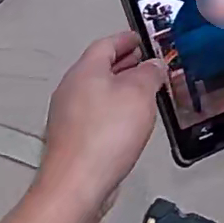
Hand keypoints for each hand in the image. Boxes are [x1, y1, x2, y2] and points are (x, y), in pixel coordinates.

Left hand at [33, 31, 164, 217]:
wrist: (77, 184)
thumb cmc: (104, 136)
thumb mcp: (140, 94)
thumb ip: (150, 74)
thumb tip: (155, 65)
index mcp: (85, 70)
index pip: (106, 44)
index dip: (125, 39)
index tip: (138, 38)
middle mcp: (71, 89)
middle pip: (99, 66)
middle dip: (124, 62)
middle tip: (144, 62)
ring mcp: (68, 115)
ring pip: (96, 90)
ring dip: (119, 87)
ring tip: (143, 91)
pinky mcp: (72, 138)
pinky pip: (95, 113)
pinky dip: (113, 109)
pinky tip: (128, 122)